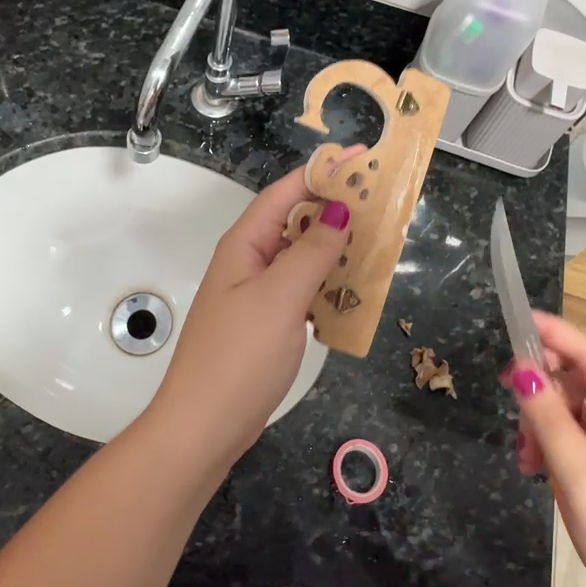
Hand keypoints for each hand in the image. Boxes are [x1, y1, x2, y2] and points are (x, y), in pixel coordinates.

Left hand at [146, 150, 358, 464]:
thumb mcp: (280, 298)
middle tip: (382, 200)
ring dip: (335, 246)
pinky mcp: (266, 323)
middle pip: (295, 220)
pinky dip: (329, 283)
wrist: (203, 429)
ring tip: (379, 239)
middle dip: (334, 207)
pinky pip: (302, 289)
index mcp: (245, 244)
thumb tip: (340, 209)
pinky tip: (355, 289)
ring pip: (302, 256)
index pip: (286, 192)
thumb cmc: (238, 357)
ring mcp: (256, 294)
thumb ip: (312, 252)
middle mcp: (249, 262)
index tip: (362, 157)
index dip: (322, 172)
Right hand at [508, 312, 585, 586]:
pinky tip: (536, 466)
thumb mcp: (581, 479)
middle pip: (580, 380)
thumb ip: (550, 421)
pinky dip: (554, 444)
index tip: (517, 317)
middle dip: (542, 389)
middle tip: (508, 399)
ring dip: (543, 423)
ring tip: (525, 456)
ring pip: (574, 408)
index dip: (556, 333)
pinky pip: (579, 436)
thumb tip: (522, 369)